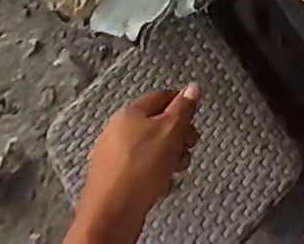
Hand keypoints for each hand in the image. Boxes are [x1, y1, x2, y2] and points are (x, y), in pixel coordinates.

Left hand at [67, 84, 200, 243]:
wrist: (109, 216)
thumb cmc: (141, 168)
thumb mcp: (169, 132)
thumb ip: (183, 109)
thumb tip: (193, 87)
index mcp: (130, 111)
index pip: (162, 96)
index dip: (181, 105)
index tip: (194, 120)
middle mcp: (118, 128)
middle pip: (156, 123)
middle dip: (177, 135)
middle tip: (189, 148)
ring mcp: (113, 154)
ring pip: (149, 147)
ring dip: (168, 156)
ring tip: (176, 170)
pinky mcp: (112, 178)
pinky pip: (139, 168)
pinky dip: (153, 173)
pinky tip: (161, 185)